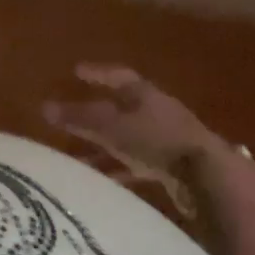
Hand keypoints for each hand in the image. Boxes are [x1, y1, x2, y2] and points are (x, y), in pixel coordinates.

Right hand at [42, 64, 230, 216]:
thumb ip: (79, 117)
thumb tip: (43, 107)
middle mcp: (159, 116)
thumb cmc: (159, 141)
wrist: (212, 181)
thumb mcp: (113, 126)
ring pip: (127, 141)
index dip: (99, 74)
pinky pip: (137, 165)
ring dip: (103, 147)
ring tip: (77, 158)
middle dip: (94, 116)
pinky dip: (118, 170)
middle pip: (122, 111)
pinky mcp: (174, 170)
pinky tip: (102, 181)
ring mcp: (168, 143)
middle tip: (67, 119)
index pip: (120, 77)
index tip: (77, 72)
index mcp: (147, 97)